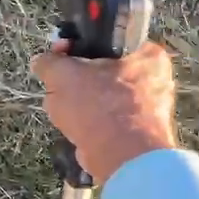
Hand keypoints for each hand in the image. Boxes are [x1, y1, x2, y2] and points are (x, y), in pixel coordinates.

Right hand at [30, 40, 179, 183]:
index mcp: (147, 54)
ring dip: (77, 103)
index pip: (106, 41)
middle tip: (59, 87)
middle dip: (73, 80)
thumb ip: (49, 61)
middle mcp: (156, 78)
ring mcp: (150, 106)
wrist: (122, 156)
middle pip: (98, 70)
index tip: (59, 55)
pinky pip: (105, 117)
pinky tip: (77, 128)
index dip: (77, 46)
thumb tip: (42, 61)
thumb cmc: (98, 107)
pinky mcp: (139, 129)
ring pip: (99, 95)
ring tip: (66, 112)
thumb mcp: (62, 74)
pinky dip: (88, 121)